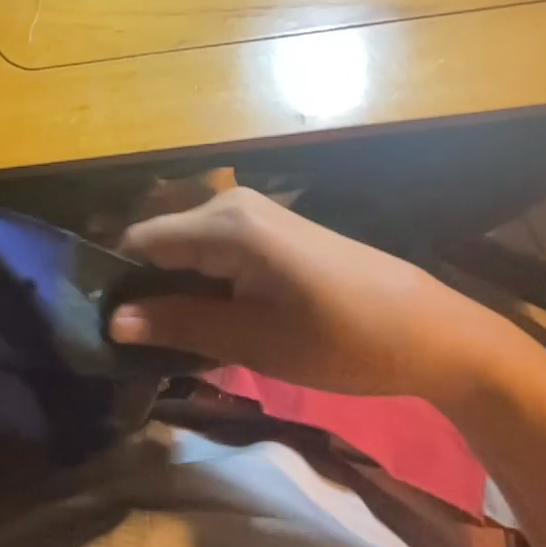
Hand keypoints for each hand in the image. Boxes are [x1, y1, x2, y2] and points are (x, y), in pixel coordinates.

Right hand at [109, 187, 526, 404]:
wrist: (434, 334)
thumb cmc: (343, 339)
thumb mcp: (254, 341)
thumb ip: (178, 325)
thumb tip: (111, 322)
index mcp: (223, 224)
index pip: (139, 242)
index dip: (119, 283)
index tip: (111, 327)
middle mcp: (228, 204)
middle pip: (159, 244)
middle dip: (146, 289)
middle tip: (147, 342)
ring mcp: (248, 212)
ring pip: (182, 249)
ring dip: (175, 290)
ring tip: (178, 337)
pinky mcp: (264, 227)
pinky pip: (209, 249)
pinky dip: (201, 283)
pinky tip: (213, 319)